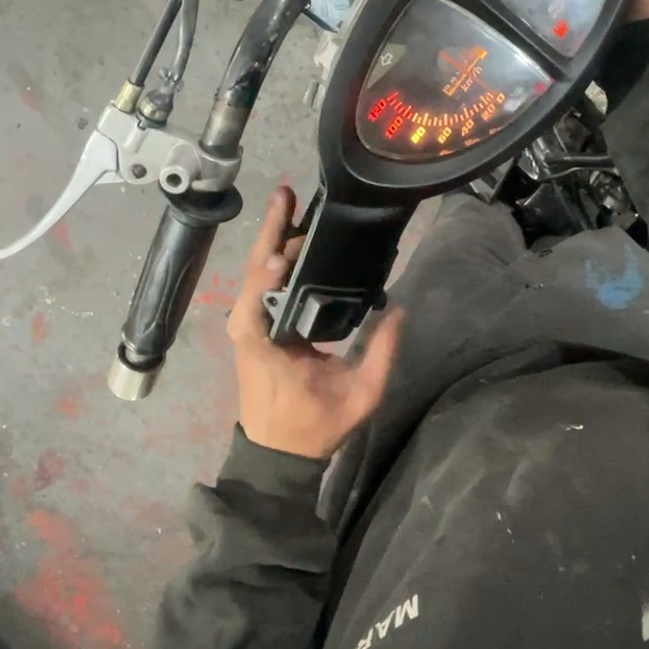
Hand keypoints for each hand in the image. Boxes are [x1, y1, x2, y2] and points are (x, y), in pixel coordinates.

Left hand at [228, 186, 403, 458]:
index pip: (256, 305)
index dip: (266, 276)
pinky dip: (274, 255)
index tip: (281, 253)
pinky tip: (293, 235)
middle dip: (271, 231)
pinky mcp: (255, 323)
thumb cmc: (313, 426)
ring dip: (273, 238)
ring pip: (255, 273)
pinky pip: (262, 283)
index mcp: (266, 347)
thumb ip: (380, 355)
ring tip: (294, 205)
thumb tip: (400, 310)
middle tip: (287, 194)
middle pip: (254, 273)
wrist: (276, 454)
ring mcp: (248, 325)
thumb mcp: (358, 397)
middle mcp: (250, 329)